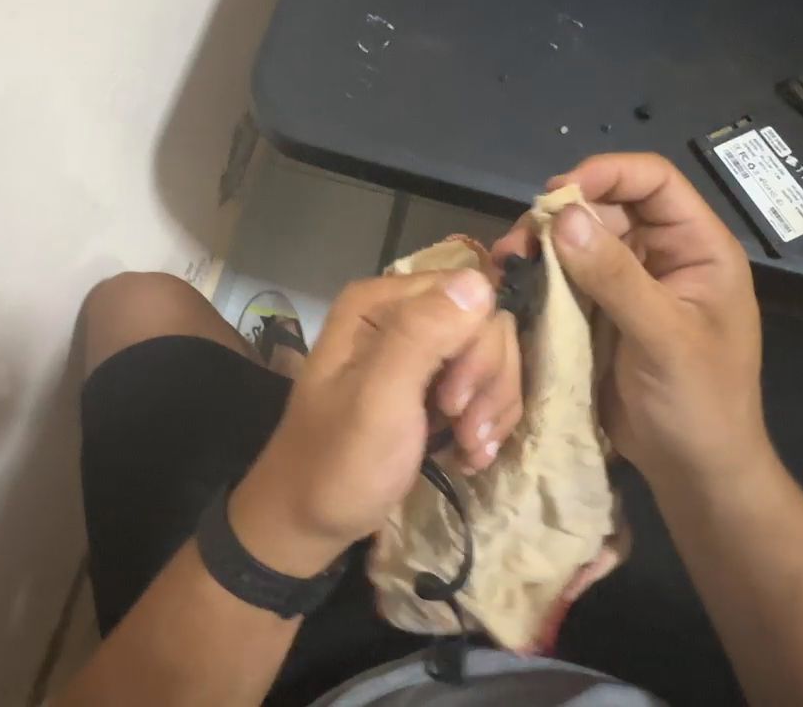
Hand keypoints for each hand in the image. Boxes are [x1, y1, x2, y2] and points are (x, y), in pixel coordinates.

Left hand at [228, 269, 510, 576]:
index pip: (469, 294)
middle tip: (462, 431)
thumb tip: (477, 282)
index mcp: (379, 302)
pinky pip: (485, 386)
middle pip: (486, 327)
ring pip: (492, 358)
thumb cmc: (339, 462)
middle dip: (486, 384)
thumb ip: (421, 335)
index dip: (476, 348)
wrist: (310, 521)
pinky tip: (466, 453)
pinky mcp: (432, 384)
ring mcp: (418, 350)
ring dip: (490, 409)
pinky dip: (485, 422)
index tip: (454, 401)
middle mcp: (401, 314)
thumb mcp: (378, 398)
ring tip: (466, 449)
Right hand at [493, 153, 772, 488]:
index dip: (607, 173)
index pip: (654, 181)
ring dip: (541, 244)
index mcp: (697, 248)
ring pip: (578, 239)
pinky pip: (565, 276)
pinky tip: (512, 282)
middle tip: (519, 241)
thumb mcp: (664, 337)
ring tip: (508, 261)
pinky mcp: (598, 309)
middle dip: (561, 215)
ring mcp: (627, 282)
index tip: (558, 193)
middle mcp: (661, 254)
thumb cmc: (699, 403)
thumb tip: (564, 216)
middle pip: (606, 206)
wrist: (693, 471)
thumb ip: (616, 276)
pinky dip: (538, 274)